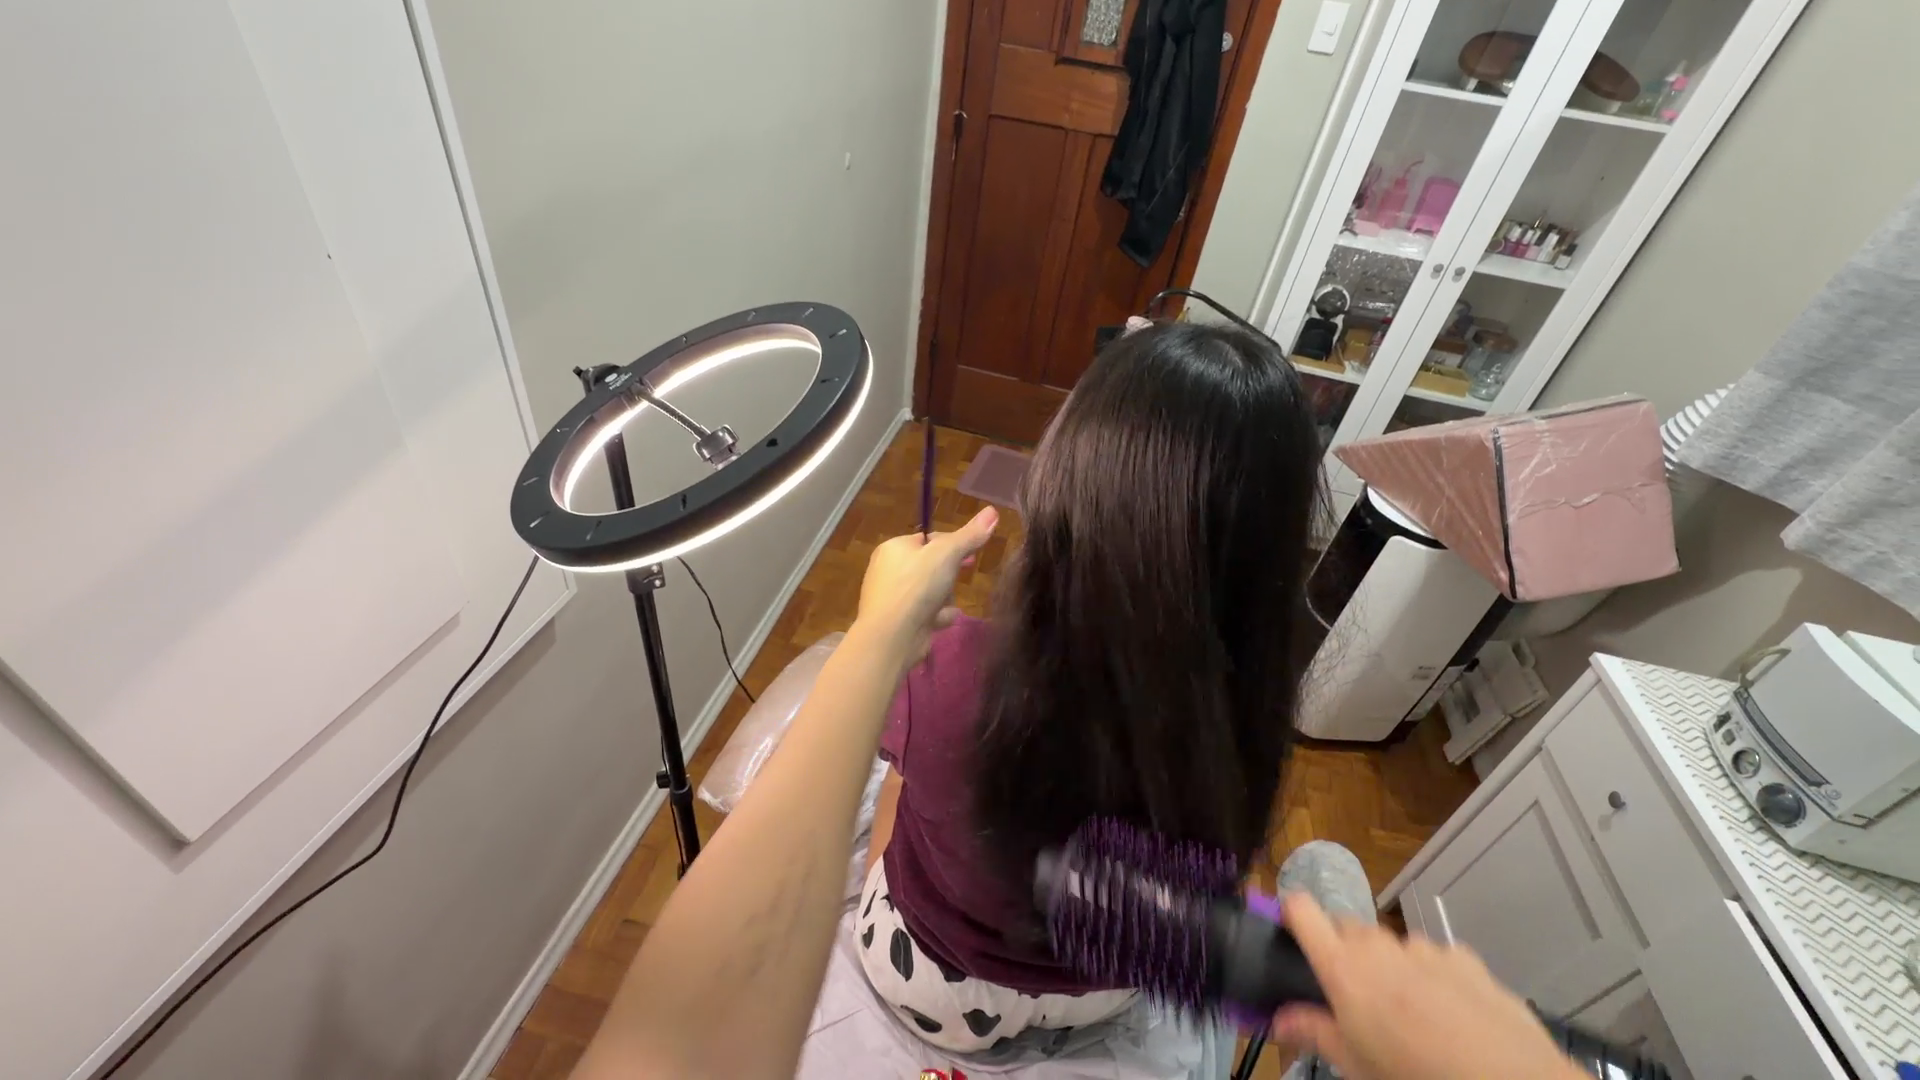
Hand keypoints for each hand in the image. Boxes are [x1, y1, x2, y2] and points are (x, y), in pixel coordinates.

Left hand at [854, 506, 997, 660]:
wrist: (892, 637)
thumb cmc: (916, 587)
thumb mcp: (947, 554)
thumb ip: (970, 535)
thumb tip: (993, 511)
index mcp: (894, 548)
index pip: (928, 539)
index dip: (951, 546)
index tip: (968, 557)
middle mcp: (889, 570)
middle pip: (932, 566)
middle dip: (948, 577)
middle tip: (955, 581)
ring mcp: (893, 597)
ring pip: (932, 591)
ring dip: (945, 598)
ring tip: (943, 606)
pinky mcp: (900, 621)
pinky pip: (927, 612)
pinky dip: (937, 616)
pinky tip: (940, 620)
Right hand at [1272, 894, 1586, 1079]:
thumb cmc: (1415, 1078)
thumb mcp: (1356, 1067)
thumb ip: (1313, 1033)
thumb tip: (1278, 1020)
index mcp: (1342, 965)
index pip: (1300, 908)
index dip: (1291, 914)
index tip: (1292, 937)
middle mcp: (1377, 944)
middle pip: (1346, 927)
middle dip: (1345, 952)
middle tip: (1356, 998)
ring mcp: (1423, 947)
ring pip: (1392, 945)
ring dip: (1391, 966)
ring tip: (1413, 1014)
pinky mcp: (1465, 957)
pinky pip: (1436, 958)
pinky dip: (1435, 976)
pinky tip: (1454, 1015)